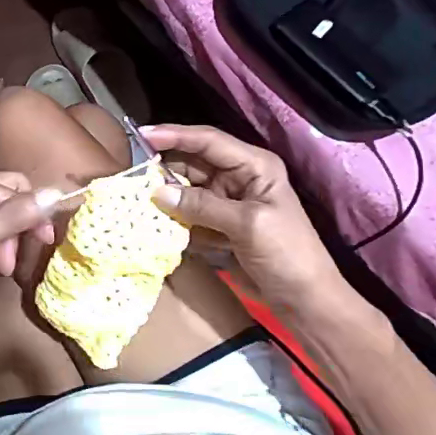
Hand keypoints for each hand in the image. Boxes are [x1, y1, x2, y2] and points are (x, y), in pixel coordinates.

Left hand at [0, 168, 58, 328]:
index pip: (10, 189)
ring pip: (2, 215)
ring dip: (8, 241)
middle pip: (7, 198)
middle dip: (17, 228)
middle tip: (16, 258)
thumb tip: (58, 193)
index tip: (43, 243)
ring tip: (3, 268)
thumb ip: (15, 216)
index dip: (29, 215)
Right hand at [142, 124, 343, 312]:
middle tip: (130, 169)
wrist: (305, 300)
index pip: (208, 141)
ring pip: (187, 190)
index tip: (142, 134)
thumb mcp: (247, 225)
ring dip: (164, 194)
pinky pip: (188, 216)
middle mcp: (238, 178)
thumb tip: (158, 193)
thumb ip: (202, 206)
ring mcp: (227, 204)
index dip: (174, 135)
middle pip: (193, 163)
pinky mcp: (218, 228)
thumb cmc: (287, 254)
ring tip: (132, 194)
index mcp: (254, 166)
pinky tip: (150, 220)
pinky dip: (172, 218)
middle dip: (164, 166)